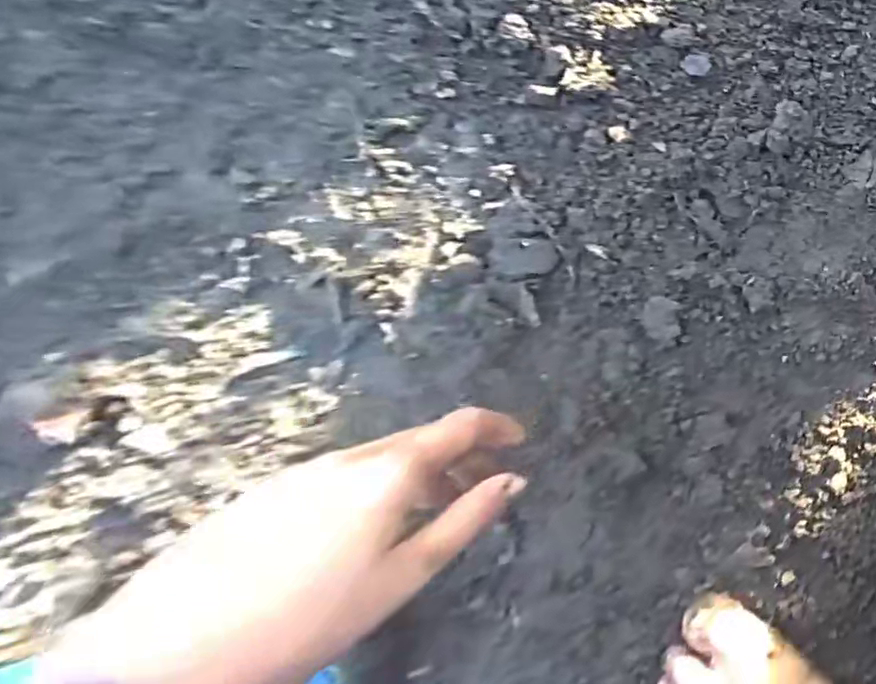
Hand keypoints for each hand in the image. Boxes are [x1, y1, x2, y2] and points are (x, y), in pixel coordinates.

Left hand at [41, 408, 527, 683]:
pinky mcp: (256, 495)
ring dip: (414, 472)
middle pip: (421, 437)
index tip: (519, 441)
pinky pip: (335, 474)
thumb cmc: (303, 620)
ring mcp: (297, 472)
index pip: (462, 423)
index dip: (498, 425)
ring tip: (416, 516)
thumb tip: (513, 479)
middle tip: (475, 487)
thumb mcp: (402, 577)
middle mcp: (349, 456)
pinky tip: (349, 534)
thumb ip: (465, 520)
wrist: (149, 662)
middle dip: (459, 454)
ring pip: (377, 456)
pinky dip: (368, 485)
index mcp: (390, 469)